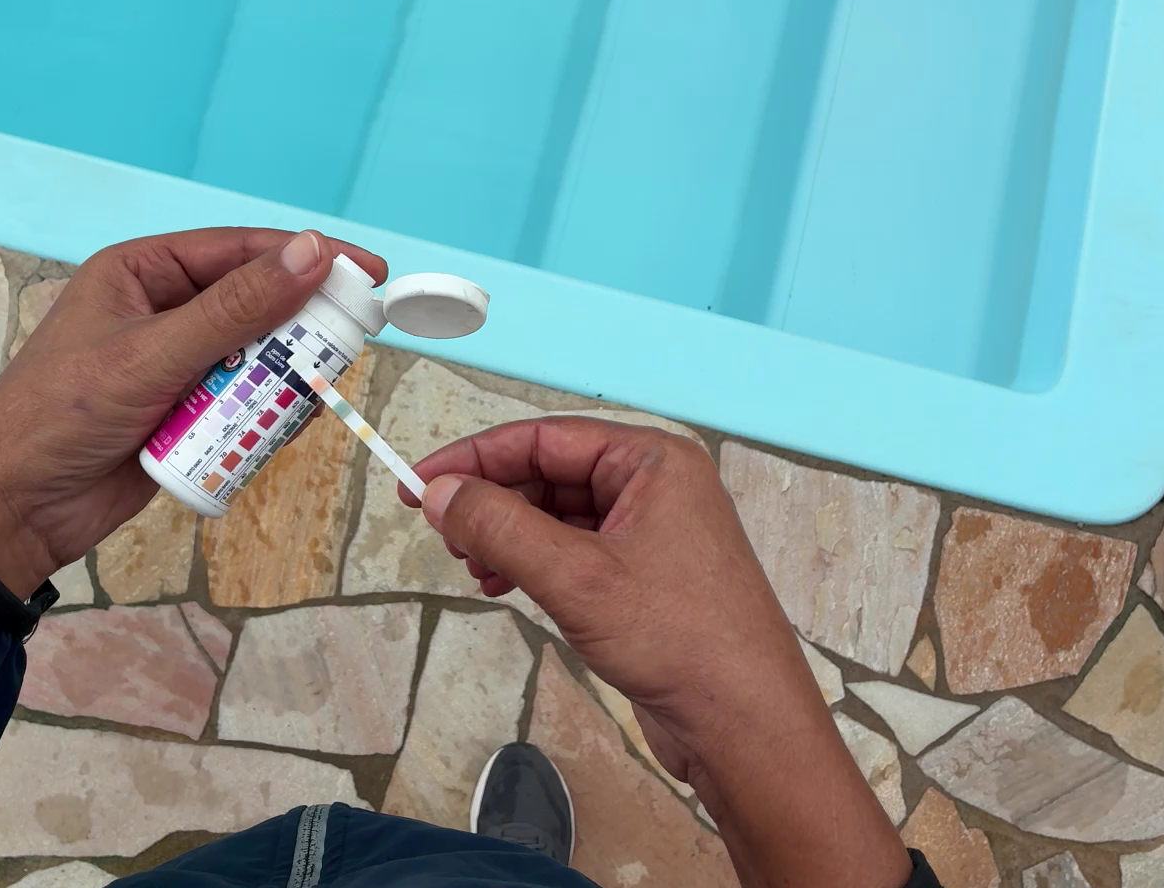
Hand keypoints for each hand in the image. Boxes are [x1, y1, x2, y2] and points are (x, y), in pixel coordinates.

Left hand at [0, 228, 385, 598]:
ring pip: (263, 349)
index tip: (367, 271)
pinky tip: (290, 420)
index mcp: (147, 271)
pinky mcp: (193, 404)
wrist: (13, 513)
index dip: (310, 255)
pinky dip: (276, 404)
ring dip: (292, 367)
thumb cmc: (64, 416)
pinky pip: (252, 392)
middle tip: (356, 334)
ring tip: (322, 384)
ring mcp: (183, 359)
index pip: (243, 250)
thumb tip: (314, 252)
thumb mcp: (155, 353)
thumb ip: (238, 306)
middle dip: (306, 319)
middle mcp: (169, 307)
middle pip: (260, 299)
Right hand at [408, 418, 909, 887]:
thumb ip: (500, 526)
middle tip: (442, 533)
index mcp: (651, 459)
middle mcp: (653, 483)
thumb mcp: (575, 576)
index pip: (546, 439)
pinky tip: (502, 583)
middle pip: (552, 474)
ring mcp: (651, 528)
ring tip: (471, 567)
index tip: (417, 481)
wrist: (746, 725)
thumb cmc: (673, 635)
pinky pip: (575, 548)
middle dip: (493, 501)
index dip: (476, 457)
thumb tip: (438, 491)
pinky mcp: (644, 571)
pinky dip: (534, 561)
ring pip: (559, 513)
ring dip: (509, 534)